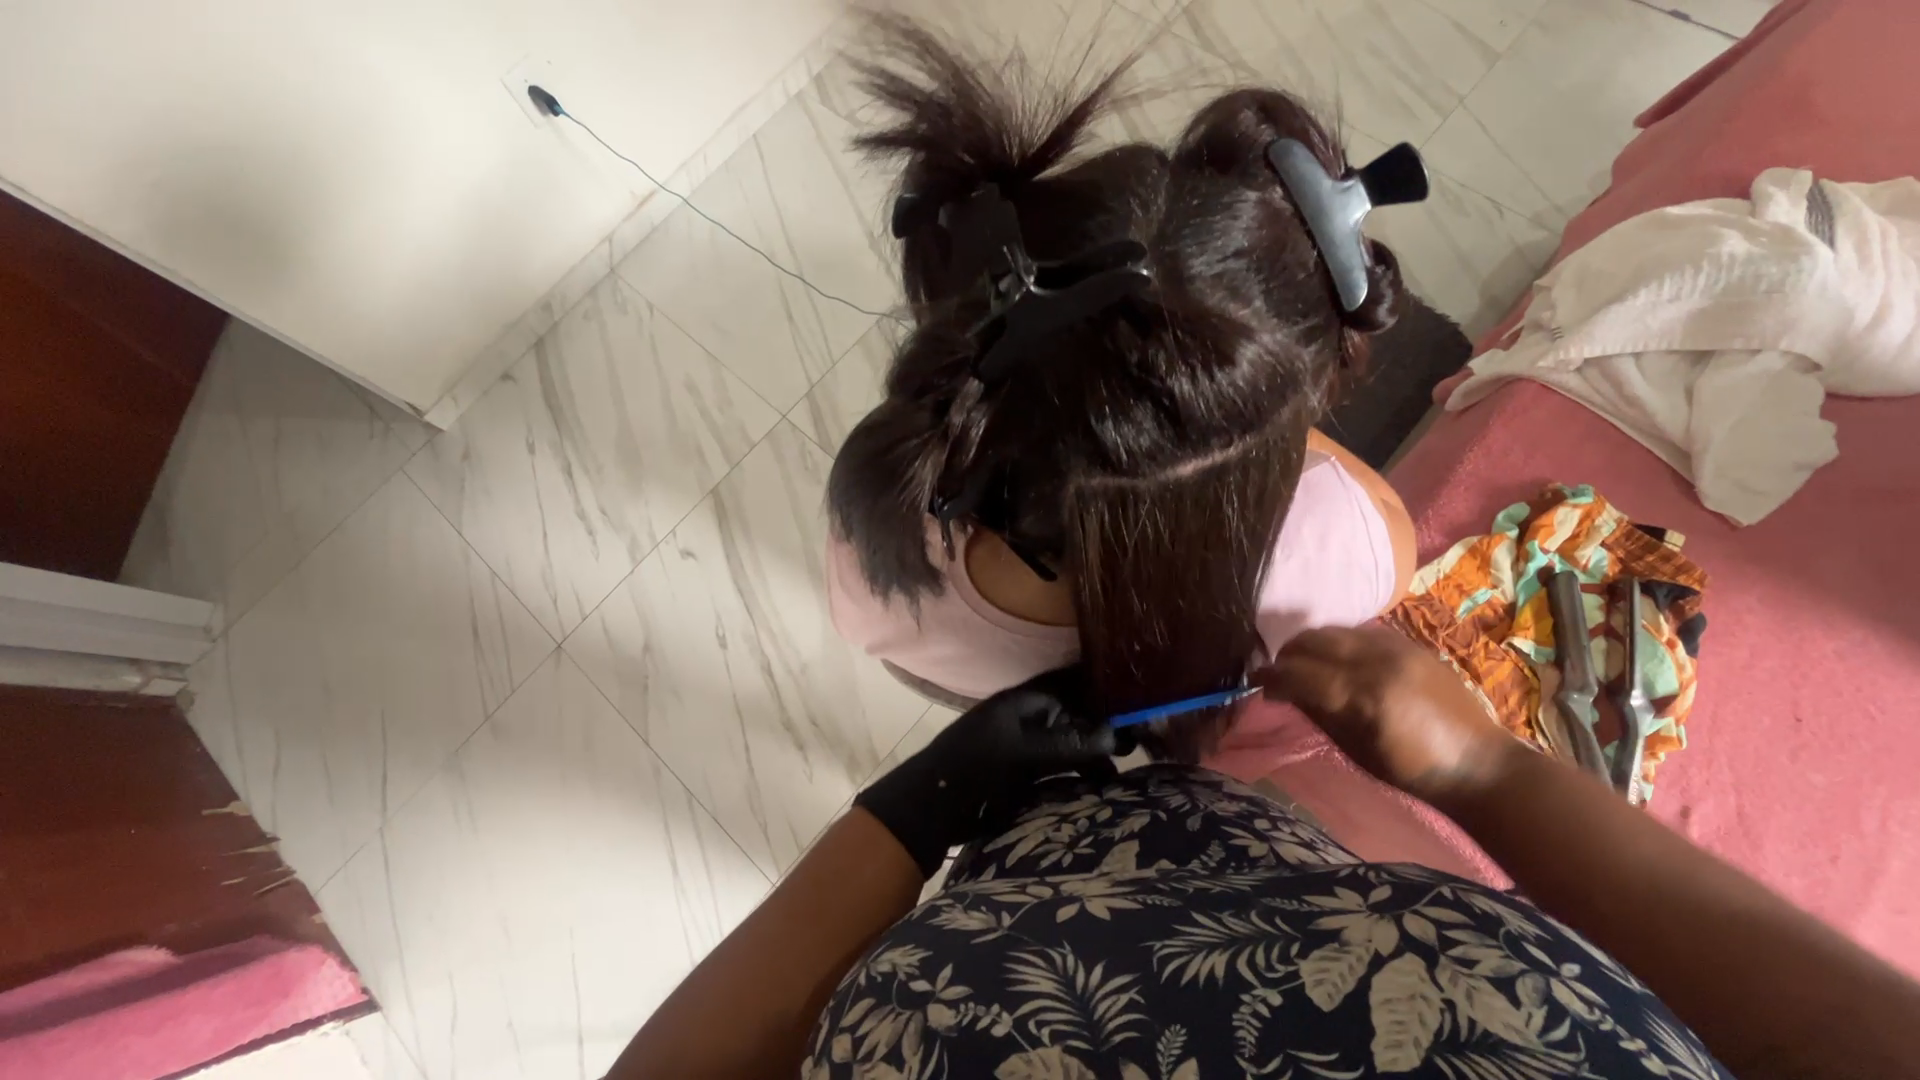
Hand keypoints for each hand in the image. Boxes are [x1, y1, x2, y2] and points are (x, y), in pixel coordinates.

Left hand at [856, 666, 1118, 876]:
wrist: (930, 810)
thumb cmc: (974, 771)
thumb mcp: (1024, 755)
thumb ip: (1070, 744)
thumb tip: (1116, 735)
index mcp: (1024, 702)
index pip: (1071, 682)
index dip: (1102, 687)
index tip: (1136, 696)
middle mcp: (1027, 718)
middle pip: (1074, 715)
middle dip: (1104, 726)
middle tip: (1140, 741)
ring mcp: (1025, 746)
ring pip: (1069, 743)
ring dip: (1094, 755)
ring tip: (1122, 771)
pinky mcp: (1022, 775)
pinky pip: (1059, 768)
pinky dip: (1079, 775)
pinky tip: (1099, 788)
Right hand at [1254, 626, 1517, 802]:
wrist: (1479, 764)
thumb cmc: (1412, 770)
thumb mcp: (1354, 749)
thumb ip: (1316, 712)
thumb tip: (1282, 690)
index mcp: (1364, 696)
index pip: (1299, 674)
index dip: (1270, 677)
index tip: (1256, 683)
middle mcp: (1378, 662)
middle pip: (1313, 641)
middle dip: (1287, 655)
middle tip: (1278, 673)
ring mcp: (1397, 648)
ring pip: (1335, 631)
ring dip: (1311, 645)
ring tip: (1305, 664)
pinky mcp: (1411, 643)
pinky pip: (1360, 632)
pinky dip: (1339, 643)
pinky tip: (1337, 661)